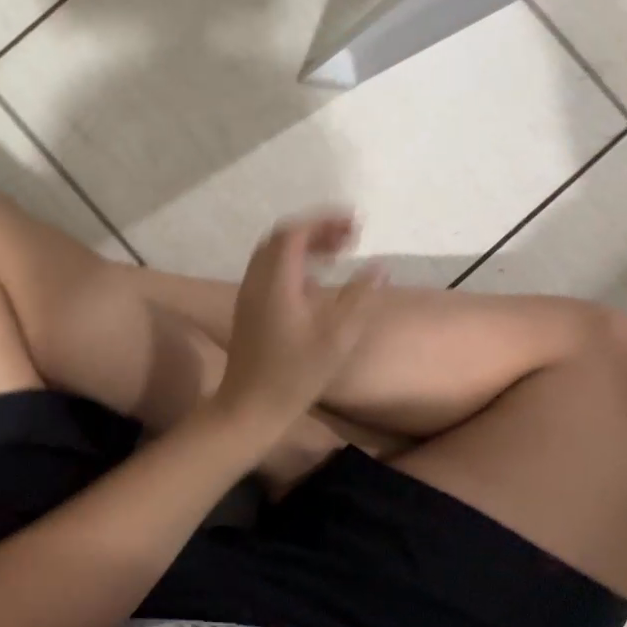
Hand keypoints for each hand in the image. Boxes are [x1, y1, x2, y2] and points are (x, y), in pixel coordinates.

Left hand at [212, 213, 385, 430]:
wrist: (249, 405)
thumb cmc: (296, 375)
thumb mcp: (338, 338)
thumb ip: (359, 297)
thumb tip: (379, 265)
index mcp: (275, 282)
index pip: (294, 233)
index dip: (324, 222)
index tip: (356, 225)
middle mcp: (255, 280)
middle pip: (281, 237)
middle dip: (316, 229)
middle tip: (350, 238)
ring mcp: (247, 294)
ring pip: (272, 252)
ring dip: (304, 245)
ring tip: (339, 253)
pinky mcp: (247, 307)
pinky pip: (268, 269)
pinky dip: (293, 262)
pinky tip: (318, 281)